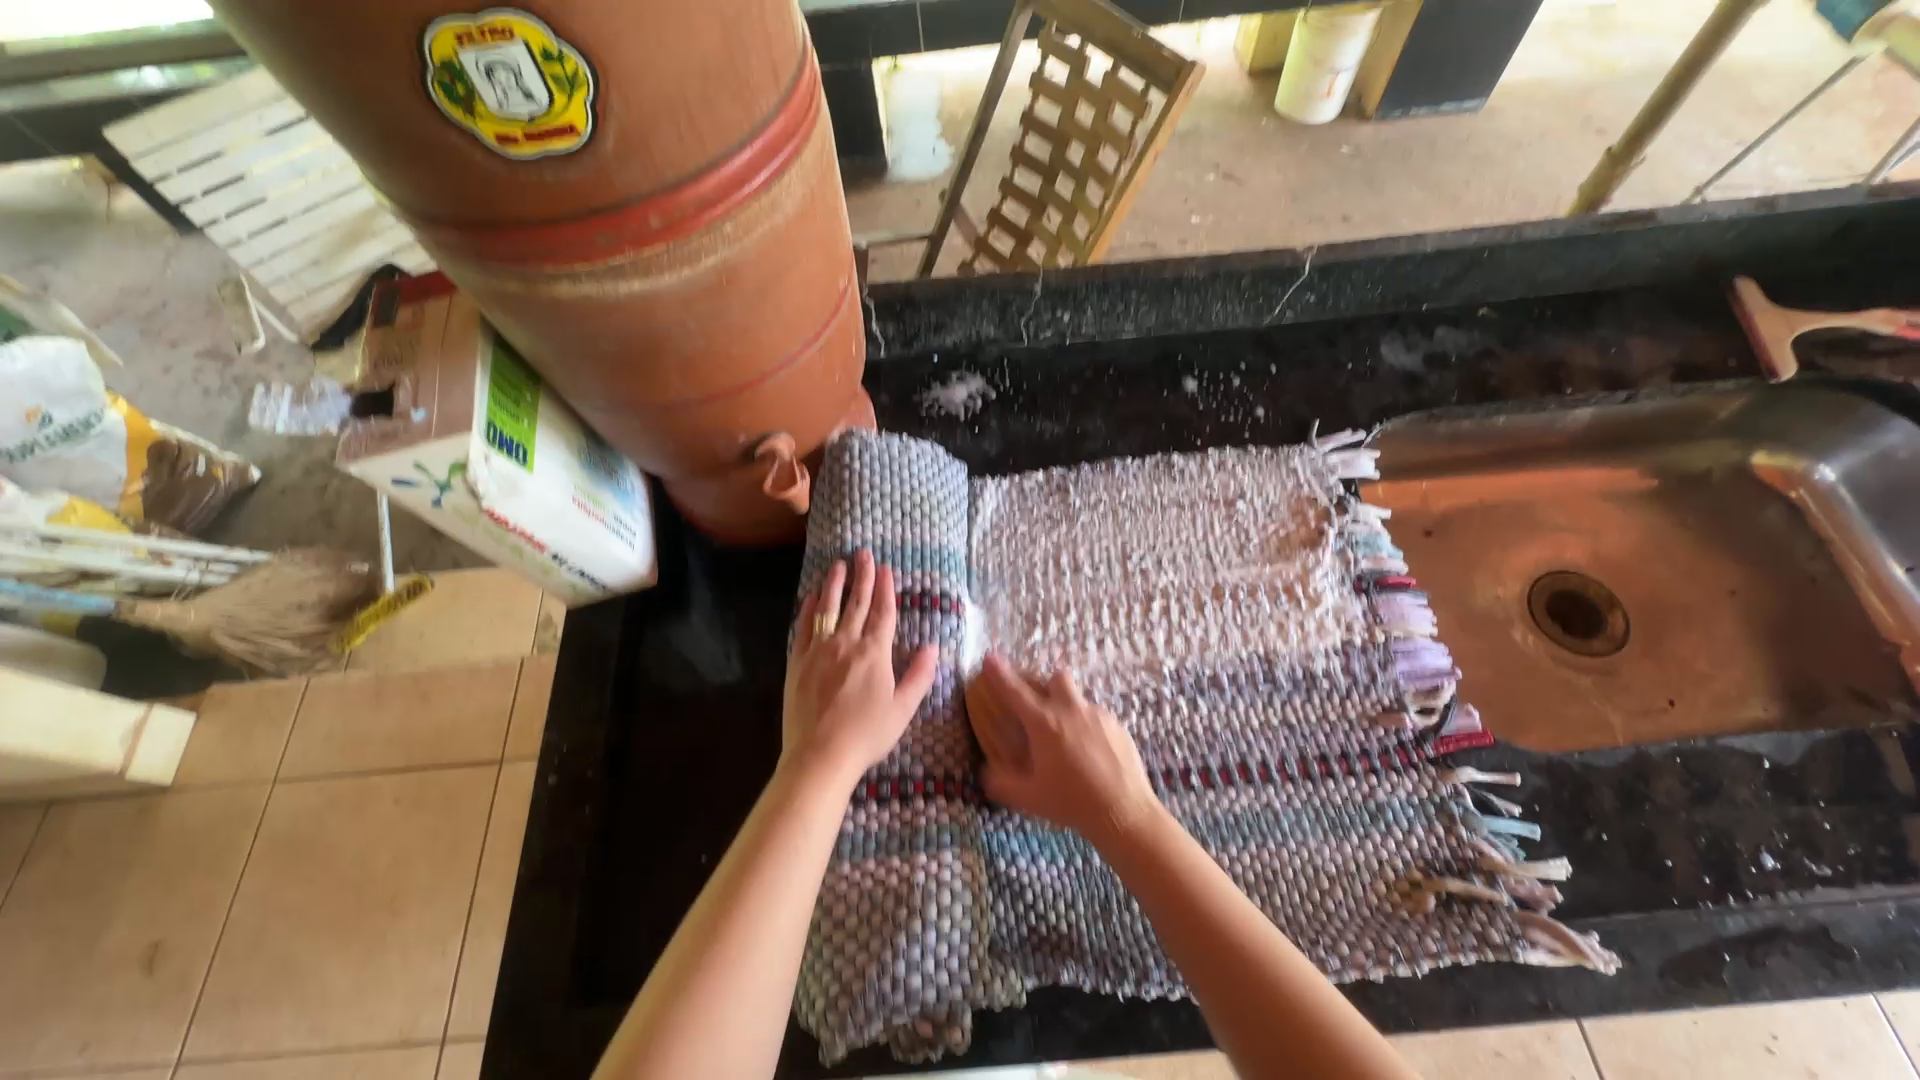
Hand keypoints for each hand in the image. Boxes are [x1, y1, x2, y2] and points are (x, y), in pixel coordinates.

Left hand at [783, 551, 938, 785]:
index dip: (885, 589)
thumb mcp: (903, 709)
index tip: (886, 568)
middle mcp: (847, 643)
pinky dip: (809, 609)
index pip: (883, 612)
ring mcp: (819, 651)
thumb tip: (934, 647)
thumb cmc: (867, 735)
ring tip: (838, 565)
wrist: (820, 754)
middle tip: (863, 554)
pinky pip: (803, 627)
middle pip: (856, 604)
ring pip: (828, 609)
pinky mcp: (797, 662)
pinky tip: (812, 597)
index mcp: (875, 653)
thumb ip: (919, 676)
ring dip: (834, 585)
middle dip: (862, 577)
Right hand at [966, 653, 1163, 847]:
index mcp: (1045, 724)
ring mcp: (1099, 716)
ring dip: (1071, 711)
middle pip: (1058, 677)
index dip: (1000, 673)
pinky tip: (1092, 755)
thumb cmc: (1072, 802)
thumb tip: (986, 773)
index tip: (990, 658)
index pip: (1015, 691)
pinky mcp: (1119, 727)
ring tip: (1070, 742)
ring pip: (1080, 700)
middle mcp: (1072, 711)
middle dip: (1048, 685)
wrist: (1124, 812)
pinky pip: (1099, 718)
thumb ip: (1001, 783)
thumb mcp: (1029, 798)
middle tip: (1043, 708)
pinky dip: (1090, 729)